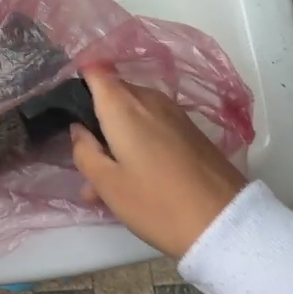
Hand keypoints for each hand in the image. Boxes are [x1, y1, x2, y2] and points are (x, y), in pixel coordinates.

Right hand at [69, 68, 248, 258]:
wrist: (225, 223)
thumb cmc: (157, 202)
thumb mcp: (108, 184)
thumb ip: (84, 152)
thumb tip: (78, 129)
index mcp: (122, 104)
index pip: (94, 70)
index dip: (78, 79)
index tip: (67, 104)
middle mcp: (147, 98)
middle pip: (113, 95)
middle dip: (96, 120)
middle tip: (86, 158)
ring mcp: (172, 113)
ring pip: (133, 115)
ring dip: (117, 137)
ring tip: (108, 182)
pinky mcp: (190, 131)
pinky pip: (153, 126)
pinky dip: (138, 142)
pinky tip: (135, 179)